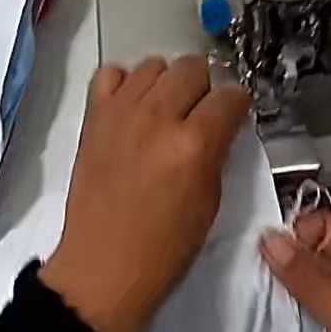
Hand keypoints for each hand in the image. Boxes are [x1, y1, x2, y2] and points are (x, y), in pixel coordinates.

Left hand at [41, 56, 250, 331]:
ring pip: (154, 64)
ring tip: (163, 110)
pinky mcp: (93, 115)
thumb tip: (221, 121)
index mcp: (194, 144)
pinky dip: (125, 83)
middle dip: (204, 87)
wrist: (102, 267)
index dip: (237, 104)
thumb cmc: (165, 247)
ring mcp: (121, 112)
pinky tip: (131, 107)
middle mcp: (158, 117)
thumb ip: (218, 151)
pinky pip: (111, 72)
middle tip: (198, 113)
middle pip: (192, 67)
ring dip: (166, 83)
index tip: (233, 115)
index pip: (230, 95)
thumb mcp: (210, 201)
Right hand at [261, 212, 330, 331]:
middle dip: (294, 259)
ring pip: (323, 280)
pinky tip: (287, 318)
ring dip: (297, 286)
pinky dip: (305, 310)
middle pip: (325, 250)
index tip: (265, 249)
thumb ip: (311, 281)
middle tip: (261, 273)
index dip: (297, 233)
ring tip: (270, 296)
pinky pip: (326, 309)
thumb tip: (277, 243)